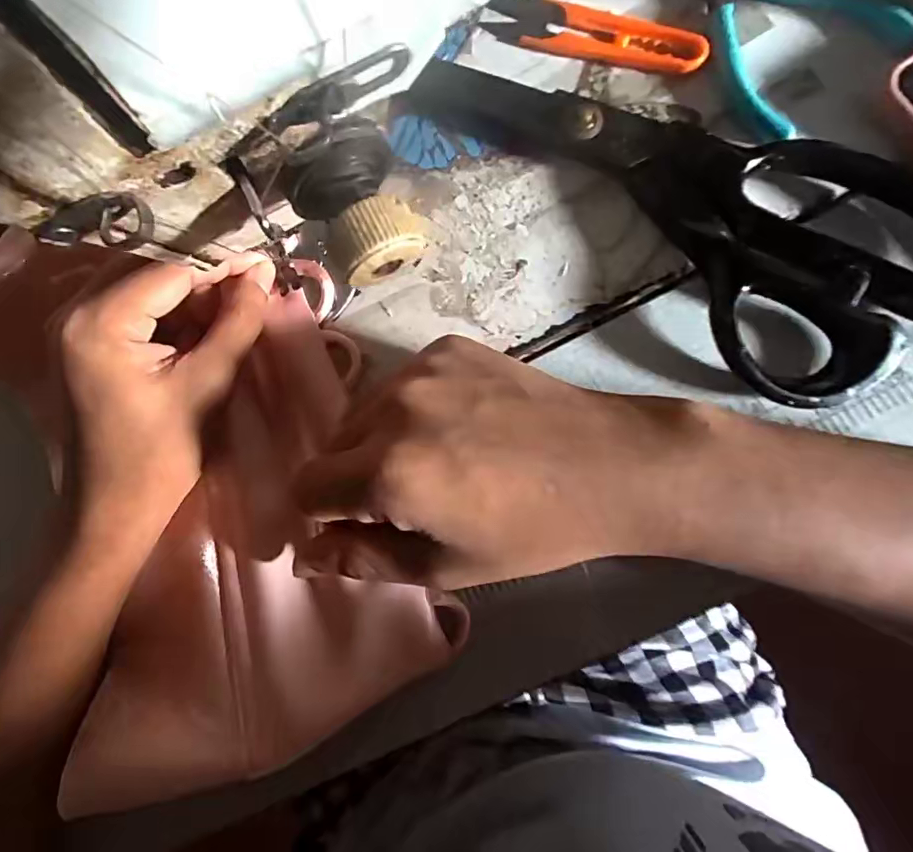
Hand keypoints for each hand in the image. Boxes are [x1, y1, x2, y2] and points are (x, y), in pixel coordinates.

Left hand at [58, 252, 275, 541]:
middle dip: (207, 277)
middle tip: (256, 287)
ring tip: (239, 307)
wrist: (109, 515)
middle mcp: (73, 312)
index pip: (171, 269)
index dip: (222, 266)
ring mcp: (73, 327)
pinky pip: (136, 309)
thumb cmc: (159, 458)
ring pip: (146, 286)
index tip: (265, 266)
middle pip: (153, 270)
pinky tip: (208, 325)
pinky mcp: (83, 343)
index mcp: (98, 322)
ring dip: (193, 294)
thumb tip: (261, 274)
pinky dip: (174, 313)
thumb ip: (236, 322)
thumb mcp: (207, 385)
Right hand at [291, 336, 727, 588]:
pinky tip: (459, 423)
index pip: (306, 488)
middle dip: (350, 477)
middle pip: (331, 446)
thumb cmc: (532, 530)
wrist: (606, 462)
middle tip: (405, 498)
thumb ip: (365, 561)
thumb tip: (306, 554)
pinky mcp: (447, 346)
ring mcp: (422, 367)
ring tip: (436, 458)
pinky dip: (412, 406)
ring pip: (365, 410)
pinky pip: (403, 381)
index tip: (356, 525)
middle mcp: (394, 407)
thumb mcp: (447, 567)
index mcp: (390, 471)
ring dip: (378, 438)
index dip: (323, 515)